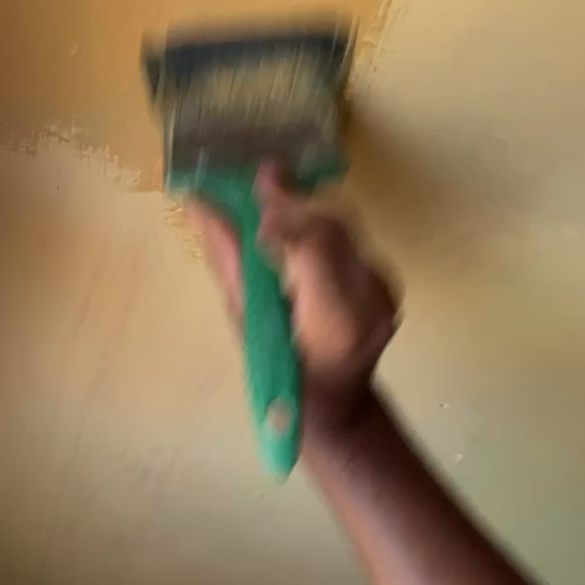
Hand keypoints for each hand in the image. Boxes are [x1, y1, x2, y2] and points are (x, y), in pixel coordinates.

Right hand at [186, 162, 399, 434]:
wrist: (339, 407)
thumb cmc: (282, 379)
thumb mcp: (246, 323)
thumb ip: (229, 261)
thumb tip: (201, 205)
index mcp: (334, 322)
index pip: (316, 249)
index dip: (285, 216)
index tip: (254, 192)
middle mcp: (370, 301)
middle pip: (333, 228)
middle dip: (293, 200)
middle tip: (258, 177)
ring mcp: (383, 289)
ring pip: (343, 226)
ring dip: (305, 207)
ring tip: (269, 193)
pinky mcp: (383, 279)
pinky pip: (347, 237)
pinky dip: (316, 223)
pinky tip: (292, 222)